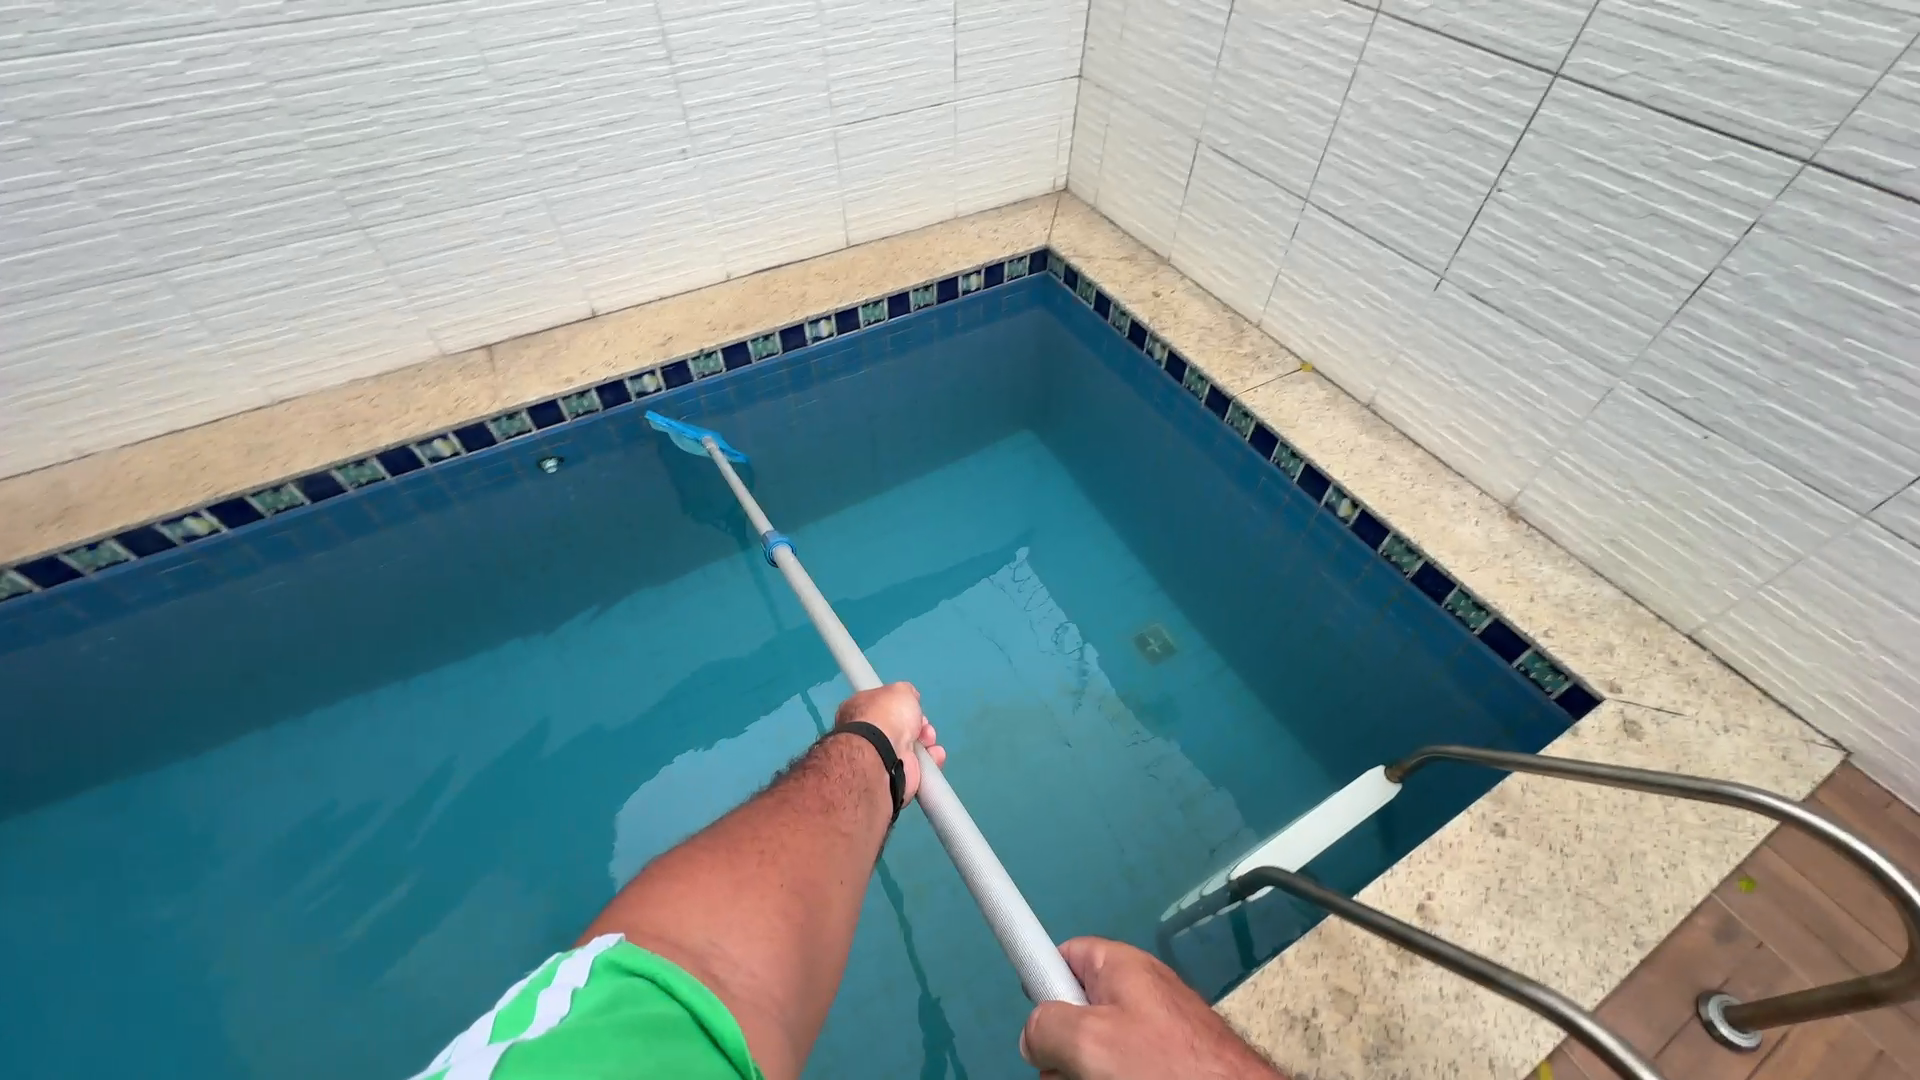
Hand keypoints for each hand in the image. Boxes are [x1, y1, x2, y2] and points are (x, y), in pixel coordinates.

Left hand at [834, 682, 944, 801]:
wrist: (883, 755)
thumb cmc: (886, 716)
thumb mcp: (900, 691)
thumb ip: (905, 692)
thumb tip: (909, 698)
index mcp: (859, 712)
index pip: (882, 709)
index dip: (900, 707)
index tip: (913, 707)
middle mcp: (866, 736)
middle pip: (900, 729)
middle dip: (918, 726)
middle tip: (924, 725)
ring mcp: (880, 759)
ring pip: (911, 748)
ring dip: (926, 743)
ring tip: (929, 740)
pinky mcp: (895, 777)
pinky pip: (918, 767)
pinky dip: (930, 761)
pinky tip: (934, 755)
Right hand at [1020, 938, 1285, 1079]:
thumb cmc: (1171, 1070)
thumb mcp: (1090, 1040)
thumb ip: (1046, 1027)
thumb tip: (1034, 1036)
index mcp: (1119, 966)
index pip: (1062, 954)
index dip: (1041, 978)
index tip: (1032, 1006)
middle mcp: (1138, 994)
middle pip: (1075, 1015)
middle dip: (1064, 1051)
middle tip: (1073, 1074)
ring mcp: (1156, 1034)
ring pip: (1099, 1054)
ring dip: (1086, 1075)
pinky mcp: (1170, 1066)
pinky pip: (1124, 1069)